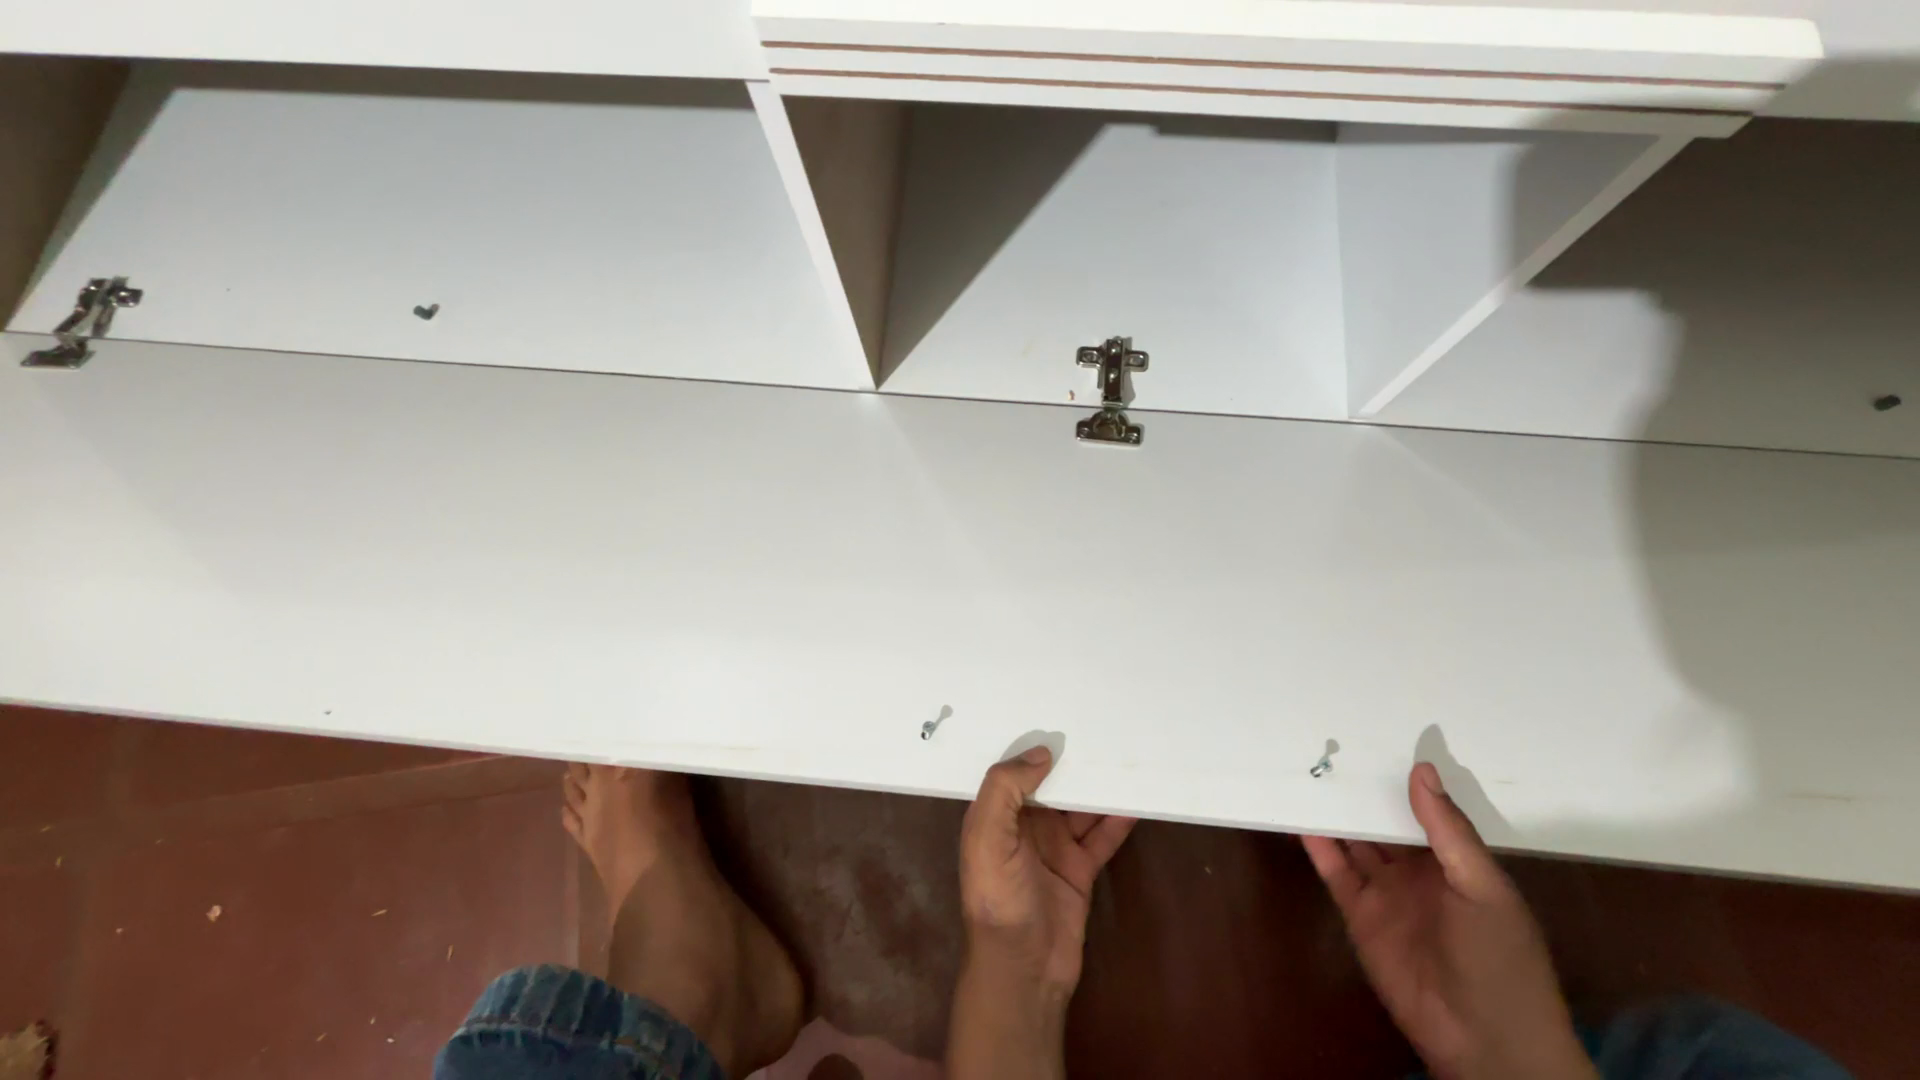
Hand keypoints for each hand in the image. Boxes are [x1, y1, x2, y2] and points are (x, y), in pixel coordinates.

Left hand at [957, 745, 1136, 990]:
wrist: (1024, 968)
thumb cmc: (998, 899)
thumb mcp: (987, 838)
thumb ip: (1004, 789)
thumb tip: (1042, 753)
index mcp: (994, 816)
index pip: (1012, 772)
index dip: (1031, 747)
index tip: (1056, 714)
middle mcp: (1023, 827)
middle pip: (1051, 786)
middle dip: (1072, 762)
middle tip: (1101, 727)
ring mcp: (1053, 848)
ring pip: (1080, 808)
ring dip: (1098, 787)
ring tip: (1124, 755)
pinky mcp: (1080, 869)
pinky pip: (1101, 836)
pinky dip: (1118, 819)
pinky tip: (1136, 799)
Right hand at [1303, 764, 1595, 1079]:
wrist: (1481, 1037)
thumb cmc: (1499, 956)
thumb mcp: (1485, 887)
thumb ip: (1449, 831)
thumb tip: (1421, 770)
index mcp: (1458, 862)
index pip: (1428, 811)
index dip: (1407, 781)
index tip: (1382, 739)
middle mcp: (1420, 872)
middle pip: (1386, 823)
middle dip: (1365, 791)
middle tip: (1335, 747)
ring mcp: (1387, 892)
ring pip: (1357, 841)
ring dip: (1337, 812)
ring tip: (1311, 772)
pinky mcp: (1358, 912)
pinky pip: (1335, 870)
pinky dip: (1318, 845)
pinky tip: (1301, 817)